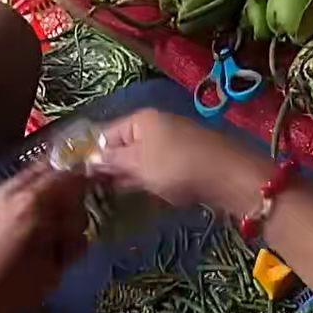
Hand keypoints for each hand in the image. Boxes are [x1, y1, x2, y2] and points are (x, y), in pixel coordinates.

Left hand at [0, 164, 89, 312]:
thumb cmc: (6, 252)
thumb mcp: (31, 208)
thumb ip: (58, 184)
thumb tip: (87, 169)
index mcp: (20, 188)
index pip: (56, 167)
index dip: (76, 172)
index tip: (98, 179)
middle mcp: (33, 206)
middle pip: (72, 194)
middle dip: (73, 207)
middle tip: (61, 221)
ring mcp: (45, 231)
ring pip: (78, 218)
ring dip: (73, 230)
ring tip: (58, 247)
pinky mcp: (55, 255)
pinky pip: (78, 242)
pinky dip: (74, 249)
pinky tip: (61, 260)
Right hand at [95, 110, 267, 216]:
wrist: (228, 176)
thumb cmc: (176, 166)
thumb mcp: (138, 164)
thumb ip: (112, 161)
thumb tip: (90, 159)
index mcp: (141, 119)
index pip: (107, 133)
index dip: (95, 154)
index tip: (83, 177)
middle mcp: (156, 125)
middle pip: (125, 145)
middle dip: (112, 166)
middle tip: (97, 189)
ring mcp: (173, 141)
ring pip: (142, 158)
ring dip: (130, 175)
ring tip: (116, 193)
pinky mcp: (186, 159)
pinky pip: (159, 167)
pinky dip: (150, 178)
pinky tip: (145, 191)